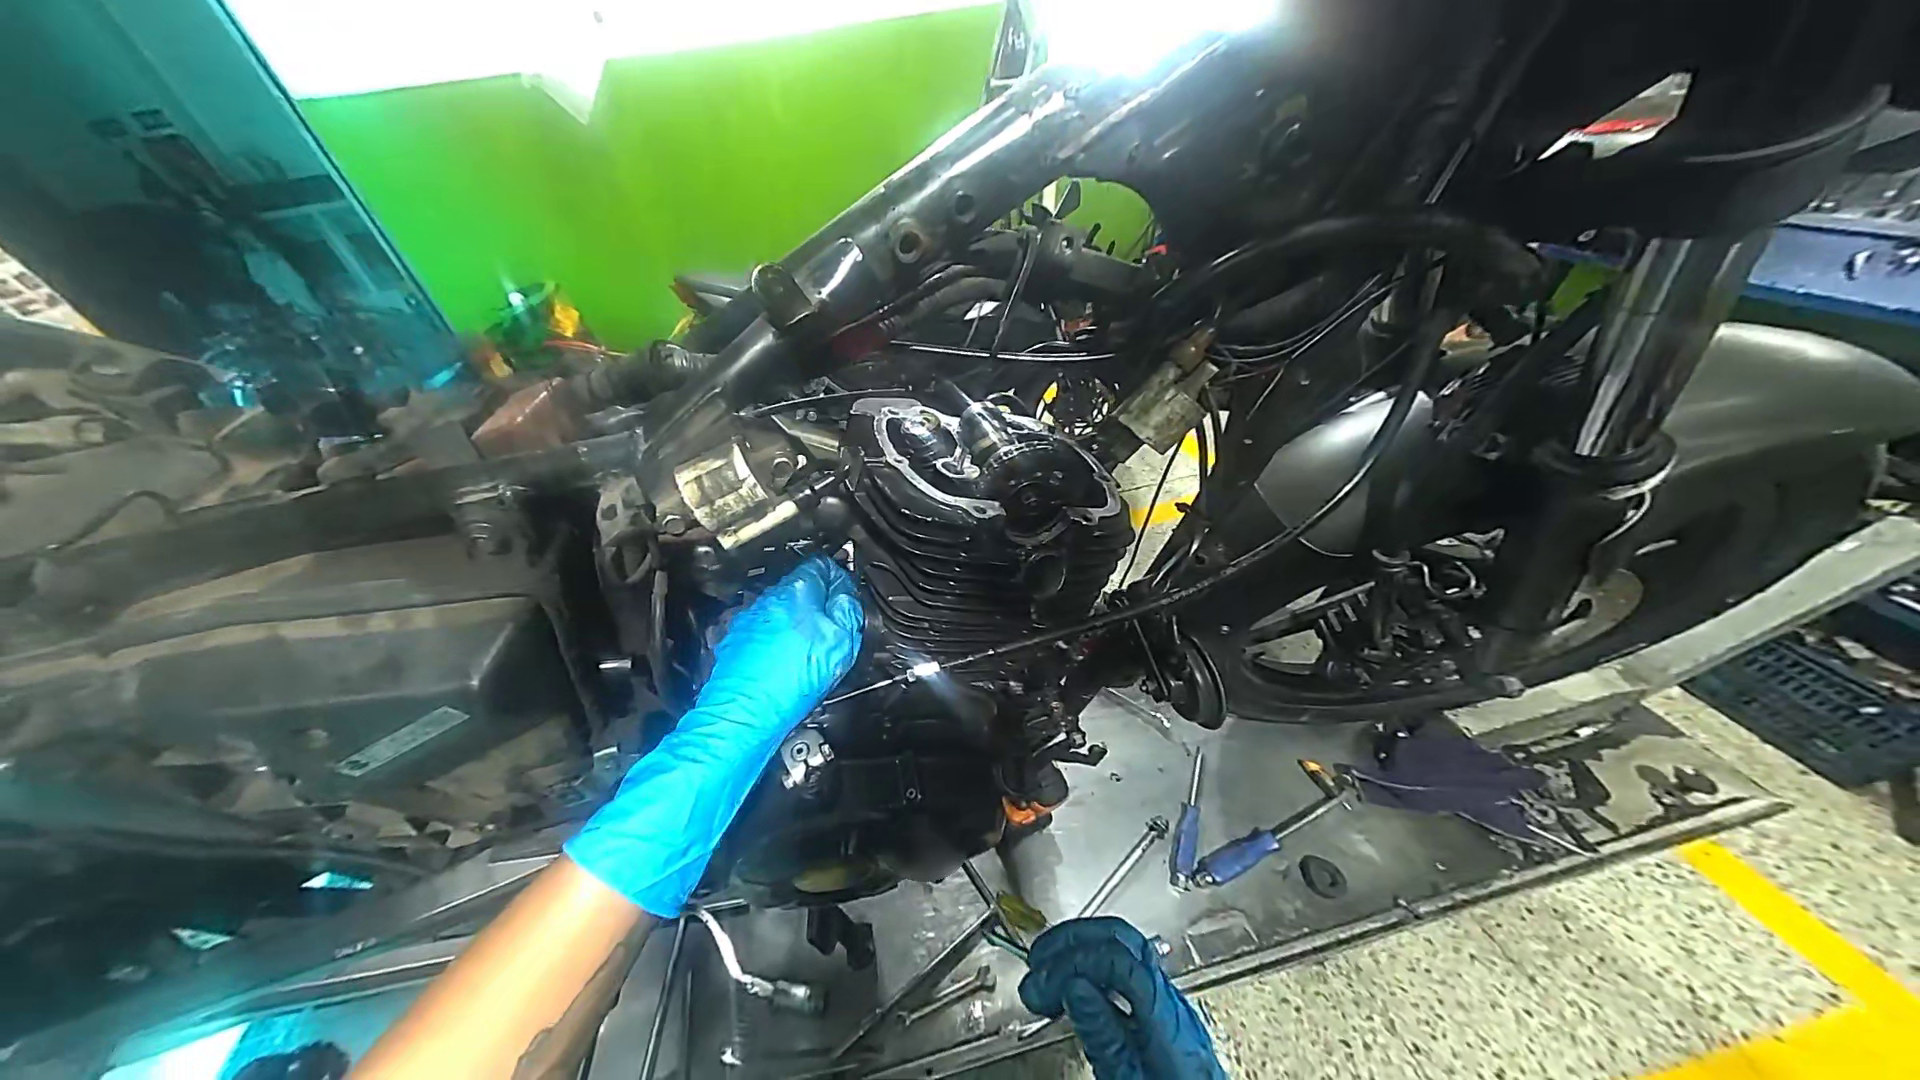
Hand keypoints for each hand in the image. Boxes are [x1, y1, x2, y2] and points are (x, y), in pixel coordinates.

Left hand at [565, 556, 863, 915]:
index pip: (821, 566)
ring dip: (798, 622)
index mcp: (792, 596)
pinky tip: (788, 666)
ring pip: (782, 611)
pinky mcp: (735, 648)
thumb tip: (846, 595)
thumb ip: (846, 613)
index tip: (847, 591)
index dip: (840, 577)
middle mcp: (764, 604)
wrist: (738, 724)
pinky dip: (779, 642)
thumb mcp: (837, 647)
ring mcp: (747, 626)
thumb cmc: (784, 688)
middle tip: (835, 623)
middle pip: (800, 587)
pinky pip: (766, 634)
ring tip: (812, 649)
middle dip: (819, 601)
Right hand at [1019, 918, 1225, 1079]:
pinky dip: (1091, 969)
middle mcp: (1170, 1000)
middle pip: (1121, 939)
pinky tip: (1071, 988)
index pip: (1117, 959)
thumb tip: (1073, 986)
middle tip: (1039, 961)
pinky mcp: (1161, 1012)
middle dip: (1073, 941)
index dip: (1075, 961)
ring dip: (1079, 950)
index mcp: (1166, 1018)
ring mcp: (1168, 1002)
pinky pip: (1123, 969)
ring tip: (1048, 972)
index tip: (1045, 980)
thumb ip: (1103, 1037)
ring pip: (1122, 947)